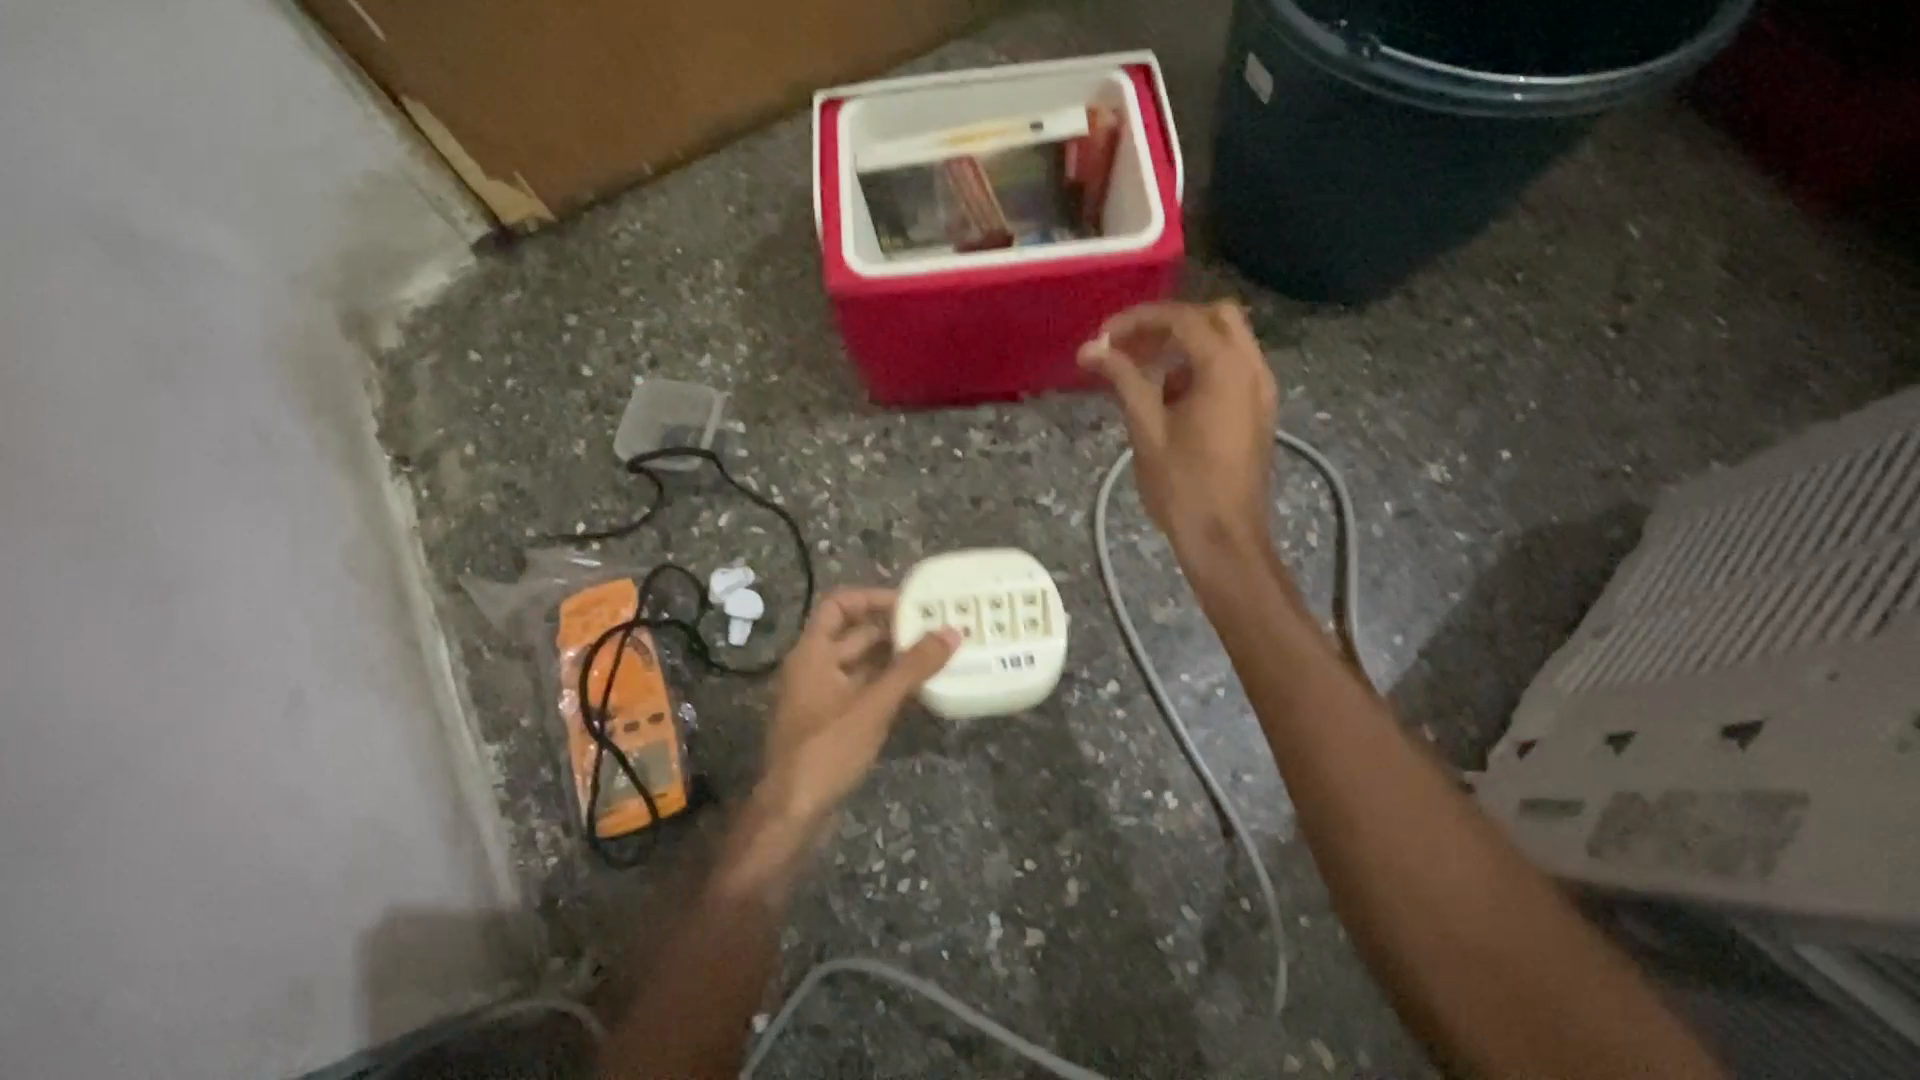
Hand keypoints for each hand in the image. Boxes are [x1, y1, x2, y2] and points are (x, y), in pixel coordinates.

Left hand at [759, 588, 958, 825]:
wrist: (792, 813)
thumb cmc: (827, 750)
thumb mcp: (873, 706)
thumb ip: (912, 668)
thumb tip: (951, 631)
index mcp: (812, 654)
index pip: (839, 605)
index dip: (873, 598)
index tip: (912, 604)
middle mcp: (813, 669)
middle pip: (854, 635)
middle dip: (894, 630)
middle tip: (937, 629)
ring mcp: (822, 698)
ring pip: (862, 666)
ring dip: (895, 660)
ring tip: (937, 655)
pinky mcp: (833, 724)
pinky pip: (863, 693)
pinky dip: (889, 687)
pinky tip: (921, 691)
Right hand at [1079, 301, 1278, 562]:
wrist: (1225, 538)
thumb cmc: (1183, 486)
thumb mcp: (1146, 429)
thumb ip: (1122, 379)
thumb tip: (1090, 349)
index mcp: (1225, 368)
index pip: (1181, 319)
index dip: (1137, 321)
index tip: (1103, 338)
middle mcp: (1252, 368)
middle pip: (1214, 317)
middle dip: (1168, 325)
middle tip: (1130, 347)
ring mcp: (1261, 389)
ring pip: (1227, 341)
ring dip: (1186, 346)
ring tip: (1144, 375)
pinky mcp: (1259, 410)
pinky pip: (1233, 368)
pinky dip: (1202, 367)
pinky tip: (1171, 398)